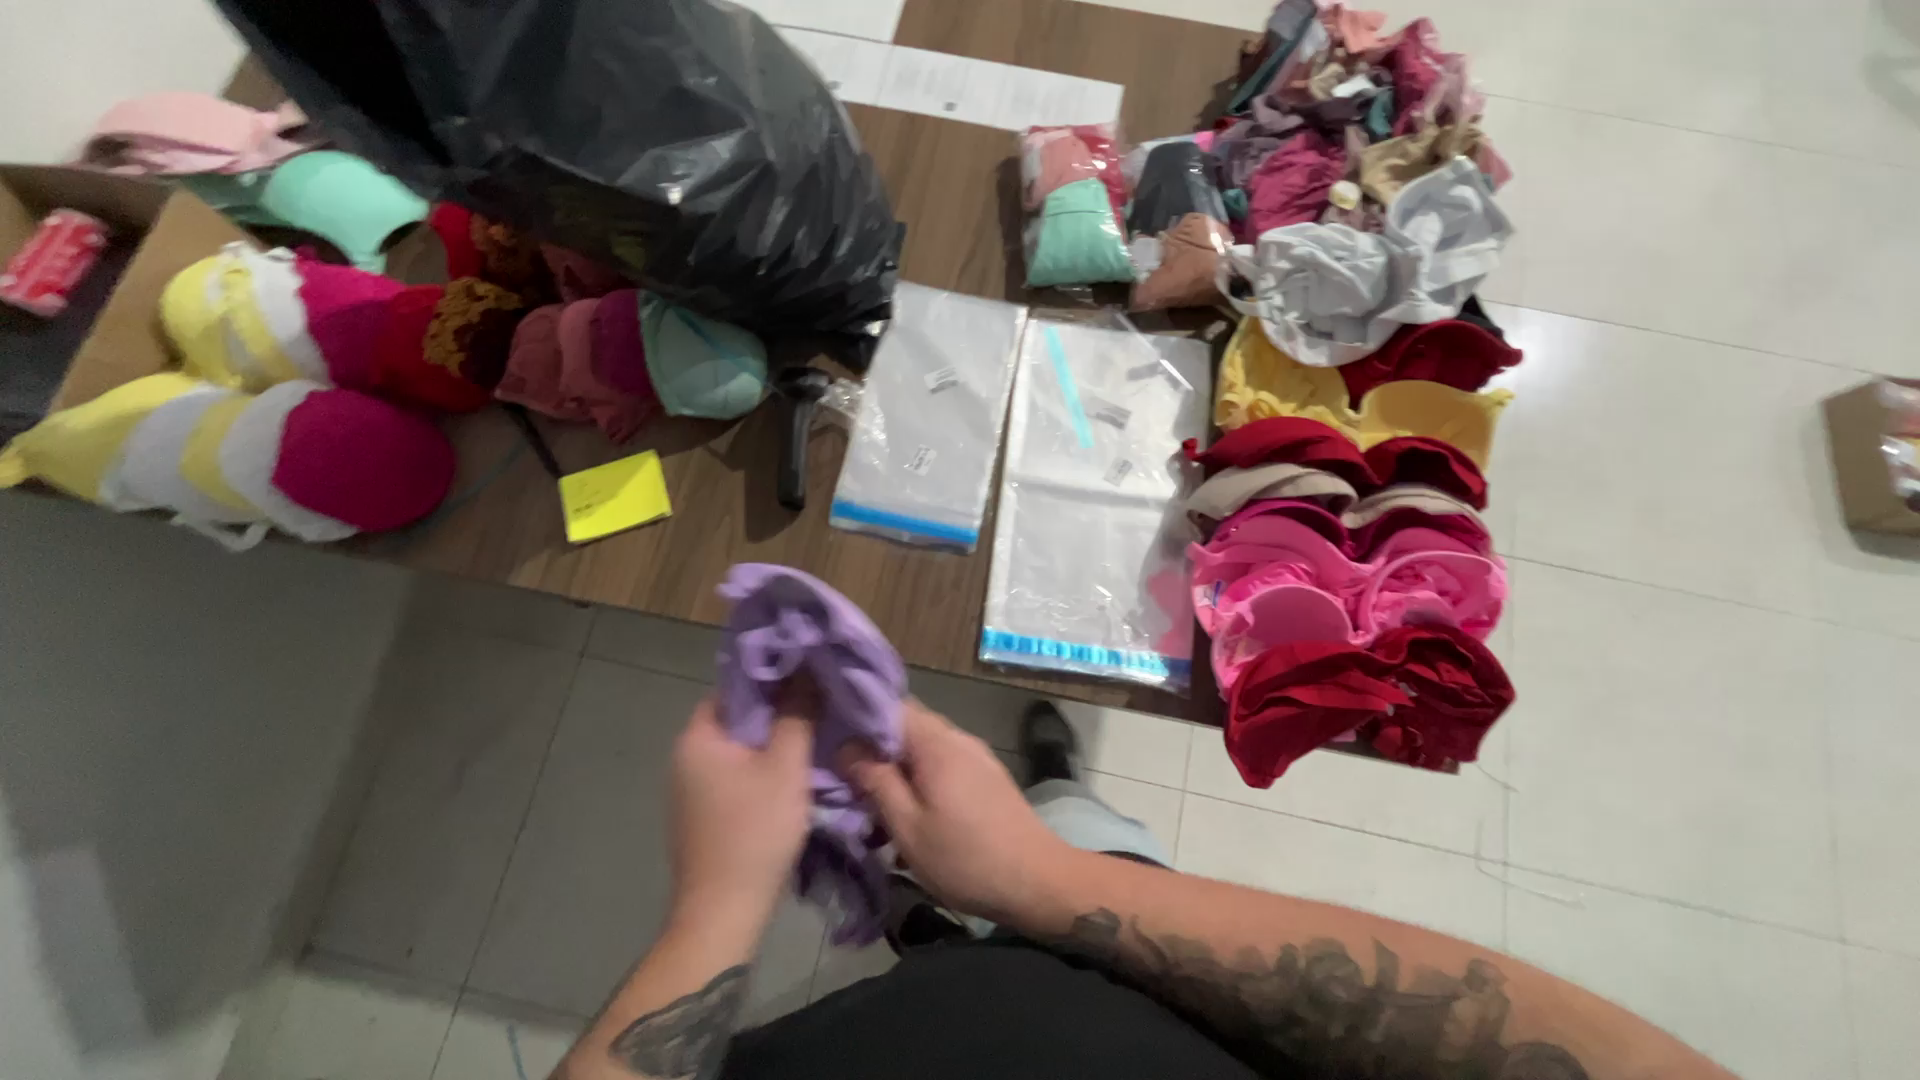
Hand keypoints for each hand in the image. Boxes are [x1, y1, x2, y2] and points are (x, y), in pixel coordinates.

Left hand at [668, 686, 814, 933]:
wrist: (723, 913)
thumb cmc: (754, 832)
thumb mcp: (786, 767)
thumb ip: (797, 714)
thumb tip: (805, 669)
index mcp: (697, 737)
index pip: (735, 687)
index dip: (773, 678)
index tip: (809, 675)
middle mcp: (684, 757)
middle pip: (737, 718)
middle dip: (777, 711)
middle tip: (819, 705)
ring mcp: (689, 789)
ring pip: (738, 749)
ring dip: (771, 743)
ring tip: (813, 737)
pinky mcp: (701, 815)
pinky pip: (734, 776)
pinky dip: (761, 770)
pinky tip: (791, 777)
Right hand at [839, 701, 1072, 923]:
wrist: (1038, 881)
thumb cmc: (966, 858)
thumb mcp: (908, 827)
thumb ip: (875, 781)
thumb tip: (846, 746)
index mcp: (936, 742)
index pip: (889, 704)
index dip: (857, 716)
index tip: (829, 736)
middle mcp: (957, 738)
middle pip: (905, 727)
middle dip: (874, 750)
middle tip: (845, 781)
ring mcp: (976, 756)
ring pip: (922, 750)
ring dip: (896, 772)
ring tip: (873, 808)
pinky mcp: (986, 777)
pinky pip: (942, 766)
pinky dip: (920, 782)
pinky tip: (910, 816)